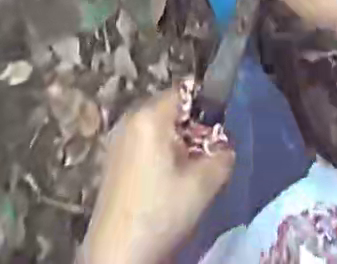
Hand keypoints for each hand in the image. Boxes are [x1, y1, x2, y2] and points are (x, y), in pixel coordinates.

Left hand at [80, 86, 234, 263]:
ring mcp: (118, 139)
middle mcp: (130, 118)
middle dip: (192, 128)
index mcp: (150, 115)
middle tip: (203, 157)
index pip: (187, 90)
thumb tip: (224, 144)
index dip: (206, 108)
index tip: (215, 134)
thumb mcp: (204, 184)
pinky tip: (165, 186)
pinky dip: (160, 156)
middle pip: (173, 108)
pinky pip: (146, 143)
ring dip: (177, 144)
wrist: (116, 260)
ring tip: (185, 175)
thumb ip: (223, 153)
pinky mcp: (112, 161)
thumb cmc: (160, 214)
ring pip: (160, 128)